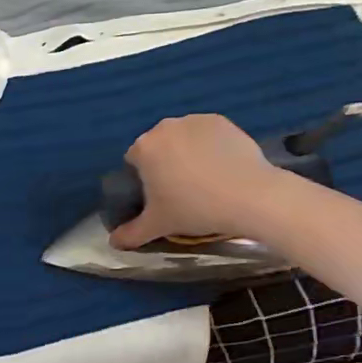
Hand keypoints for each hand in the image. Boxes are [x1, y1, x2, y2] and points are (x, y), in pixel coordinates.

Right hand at [109, 114, 286, 248]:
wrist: (249, 195)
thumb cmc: (195, 209)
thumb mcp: (158, 225)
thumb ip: (131, 233)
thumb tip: (113, 242)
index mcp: (144, 148)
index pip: (133, 161)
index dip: (144, 180)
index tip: (159, 197)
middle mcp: (165, 126)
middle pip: (158, 146)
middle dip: (165, 163)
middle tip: (183, 191)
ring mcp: (194, 120)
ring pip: (183, 138)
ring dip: (187, 153)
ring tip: (206, 180)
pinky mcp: (221, 121)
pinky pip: (207, 134)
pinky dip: (210, 146)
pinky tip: (223, 167)